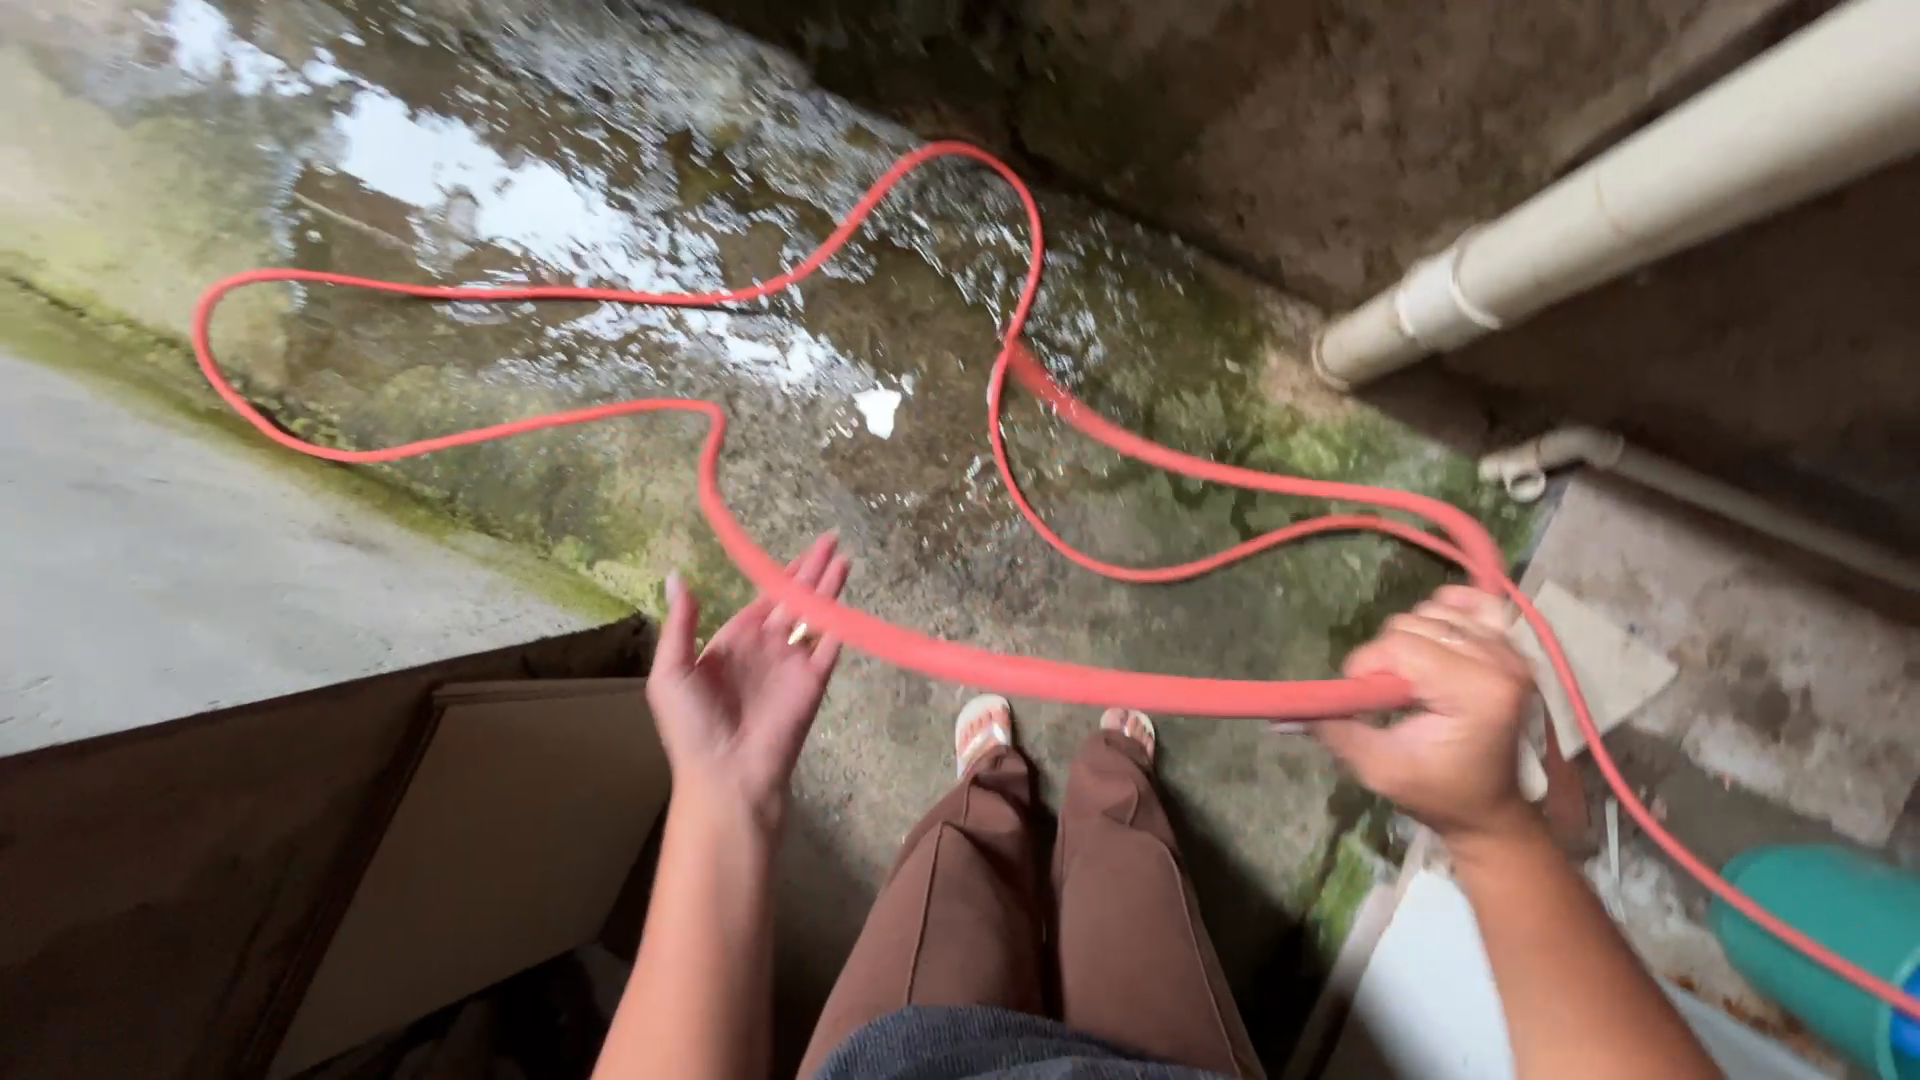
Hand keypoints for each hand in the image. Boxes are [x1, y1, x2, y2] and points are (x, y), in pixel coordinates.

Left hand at [647, 532, 850, 833]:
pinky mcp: (813, 682)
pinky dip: (840, 624)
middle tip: (832, 539)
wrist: (725, 773)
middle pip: (794, 599)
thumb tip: (679, 576)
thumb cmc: (692, 726)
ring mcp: (793, 664)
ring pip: (816, 616)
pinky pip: (829, 647)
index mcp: (735, 641)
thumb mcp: (671, 672)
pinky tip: (848, 599)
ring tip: (844, 559)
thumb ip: (681, 624)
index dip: (781, 573)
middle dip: (812, 569)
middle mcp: (767, 647)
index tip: (801, 549)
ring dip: (829, 588)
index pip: (764, 598)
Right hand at [1311, 585, 1536, 841]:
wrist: (1493, 810)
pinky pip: (1476, 603)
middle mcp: (1499, 662)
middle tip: (1387, 695)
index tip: (1363, 700)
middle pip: (1413, 624)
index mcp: (1474, 691)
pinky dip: (1448, 610)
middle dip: (1386, 655)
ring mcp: (1511, 651)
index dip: (1366, 666)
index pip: (1399, 646)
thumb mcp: (1377, 767)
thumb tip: (1285, 708)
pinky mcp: (1513, 647)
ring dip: (1411, 638)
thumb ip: (1333, 729)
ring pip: (1433, 612)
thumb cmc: (1438, 792)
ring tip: (1413, 677)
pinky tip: (1436, 638)